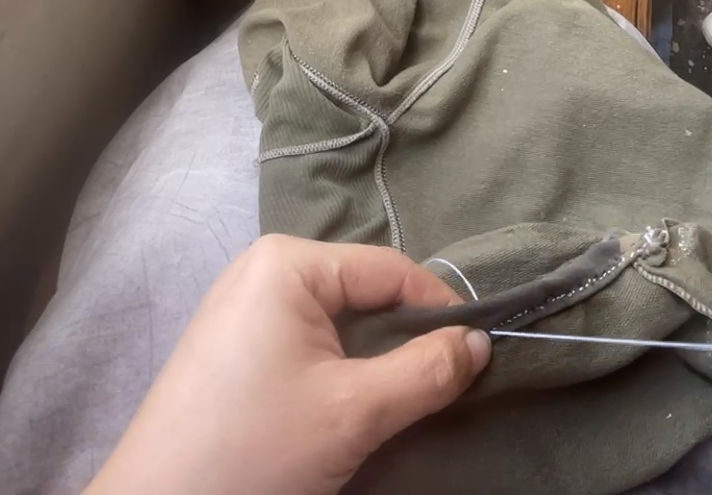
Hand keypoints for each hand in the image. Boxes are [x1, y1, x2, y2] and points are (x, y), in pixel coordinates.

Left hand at [85, 235, 490, 494]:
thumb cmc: (255, 451)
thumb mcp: (353, 412)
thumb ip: (425, 373)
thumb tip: (479, 343)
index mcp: (289, 260)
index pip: (388, 268)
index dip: (439, 306)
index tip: (479, 347)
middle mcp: (264, 264)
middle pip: (361, 288)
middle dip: (403, 332)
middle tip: (441, 377)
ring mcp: (243, 299)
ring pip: (335, 314)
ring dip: (371, 351)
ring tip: (397, 391)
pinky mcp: (232, 337)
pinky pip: (304, 332)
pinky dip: (336, 361)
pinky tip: (345, 398)